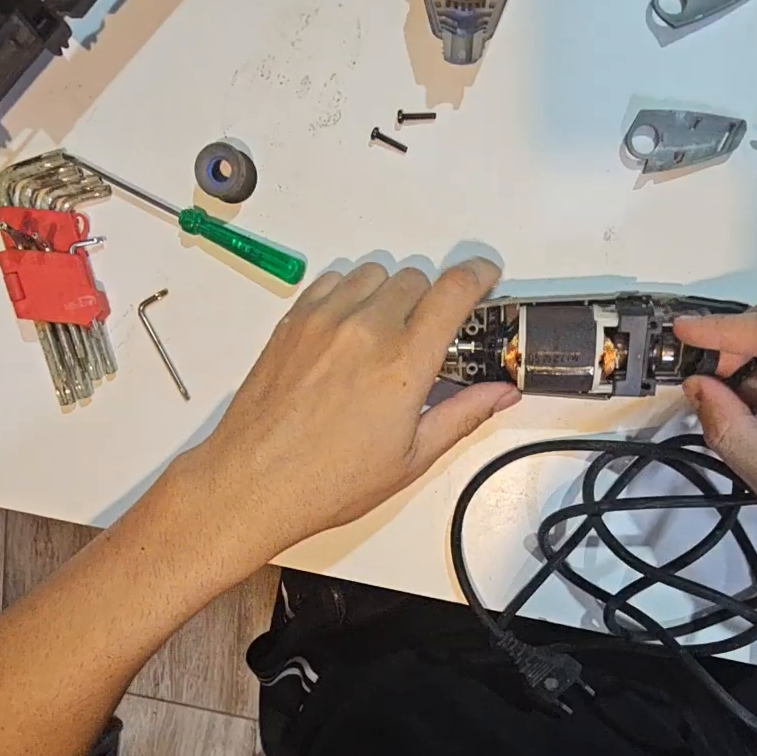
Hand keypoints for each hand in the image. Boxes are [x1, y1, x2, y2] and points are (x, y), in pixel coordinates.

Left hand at [170, 259, 519, 561]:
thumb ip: (462, 415)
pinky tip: (349, 331)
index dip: (478, 275)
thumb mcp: (411, 459)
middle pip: (416, 278)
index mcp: (403, 365)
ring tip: (384, 335)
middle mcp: (365, 330)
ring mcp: (324, 320)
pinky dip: (350, 294)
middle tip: (426, 337)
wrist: (255, 482)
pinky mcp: (293, 321)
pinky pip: (333, 281)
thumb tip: (501, 393)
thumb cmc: (329, 481)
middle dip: (431, 300)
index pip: (454, 291)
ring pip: (375, 273)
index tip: (485, 277)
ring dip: (390, 294)